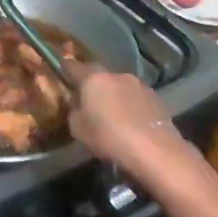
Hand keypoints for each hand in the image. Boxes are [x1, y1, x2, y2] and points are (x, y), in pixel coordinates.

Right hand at [67, 65, 196, 177]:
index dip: (66, 68)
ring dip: (114, 96)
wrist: (154, 149)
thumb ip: (74, 111)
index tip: (62, 70)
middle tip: (89, 102)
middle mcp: (117, 75)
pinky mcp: (155, 98)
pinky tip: (131, 123)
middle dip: (94, 86)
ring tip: (112, 116)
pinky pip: (135, 98)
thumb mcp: (78, 129)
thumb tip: (79, 103)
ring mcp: (139, 85)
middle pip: (100, 76)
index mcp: (94, 79)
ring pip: (120, 87)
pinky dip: (130, 106)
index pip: (74, 67)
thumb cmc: (108, 137)